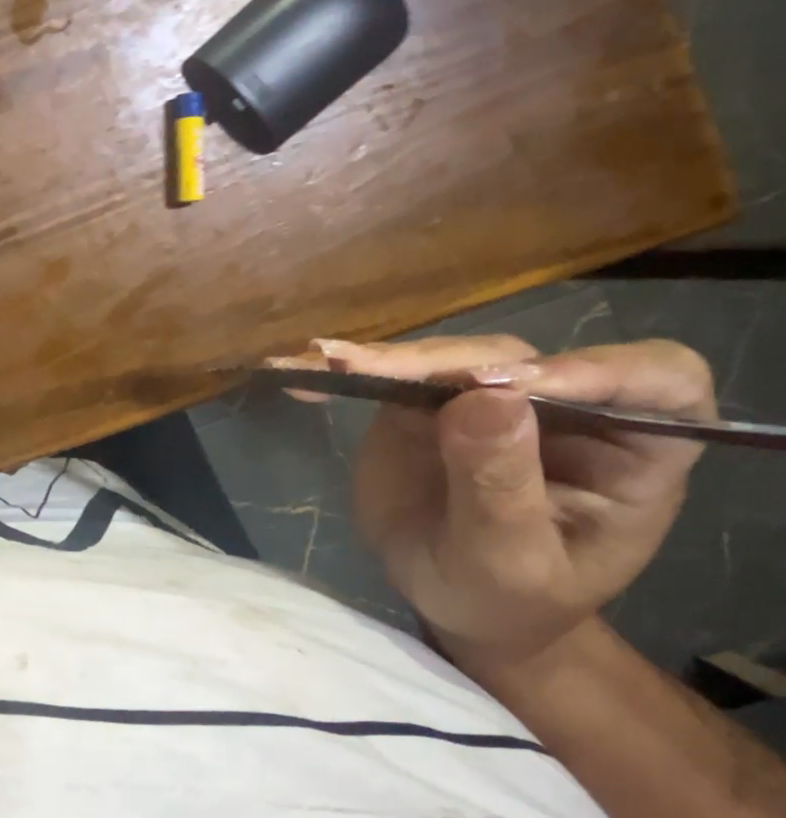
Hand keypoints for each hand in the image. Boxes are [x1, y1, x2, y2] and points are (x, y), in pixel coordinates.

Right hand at [276, 336, 712, 669]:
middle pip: (521, 359)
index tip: (509, 387)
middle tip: (377, 375)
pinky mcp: (426, 402)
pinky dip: (351, 368)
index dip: (595, 369)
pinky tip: (304, 371)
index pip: (655, 380)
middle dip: (449, 363)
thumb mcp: (510, 562)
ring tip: (327, 365)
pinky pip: (394, 371)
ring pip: (450, 357)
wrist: (449, 603)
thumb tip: (487, 398)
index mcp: (630, 449)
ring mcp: (490, 401)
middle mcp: (567, 410)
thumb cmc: (507, 600)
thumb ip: (501, 487)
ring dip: (389, 358)